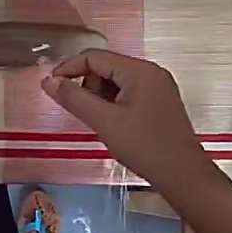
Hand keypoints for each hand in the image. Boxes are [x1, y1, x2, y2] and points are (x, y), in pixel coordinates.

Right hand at [42, 50, 217, 189]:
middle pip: (106, 66)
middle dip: (86, 84)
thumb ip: (74, 98)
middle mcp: (151, 72)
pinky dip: (113, 103)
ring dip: (99, 95)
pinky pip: (128, 92)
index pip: (95, 58)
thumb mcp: (103, 121)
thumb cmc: (144, 146)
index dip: (68, 69)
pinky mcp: (159, 102)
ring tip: (99, 120)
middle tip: (81, 110)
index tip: (51, 86)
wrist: (183, 175)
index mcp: (139, 71)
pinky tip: (112, 123)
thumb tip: (48, 81)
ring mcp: (158, 87)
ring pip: (116, 80)